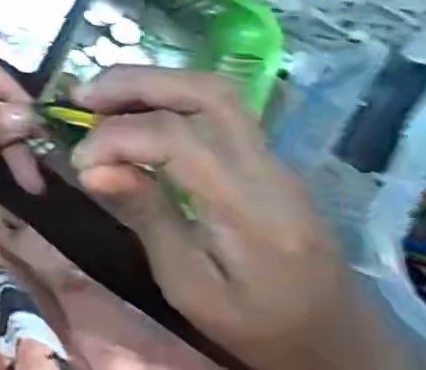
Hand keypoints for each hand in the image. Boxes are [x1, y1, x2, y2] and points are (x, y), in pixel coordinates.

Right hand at [70, 68, 400, 369]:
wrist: (345, 349)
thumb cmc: (261, 330)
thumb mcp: (192, 291)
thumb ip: (146, 219)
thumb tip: (90, 168)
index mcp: (253, 212)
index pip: (177, 140)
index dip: (116, 138)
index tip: (80, 161)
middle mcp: (270, 172)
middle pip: (203, 92)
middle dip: (133, 83)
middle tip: (81, 97)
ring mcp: (274, 159)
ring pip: (210, 87)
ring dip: (147, 82)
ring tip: (100, 97)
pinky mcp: (266, 156)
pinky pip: (213, 104)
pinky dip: (164, 94)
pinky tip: (133, 110)